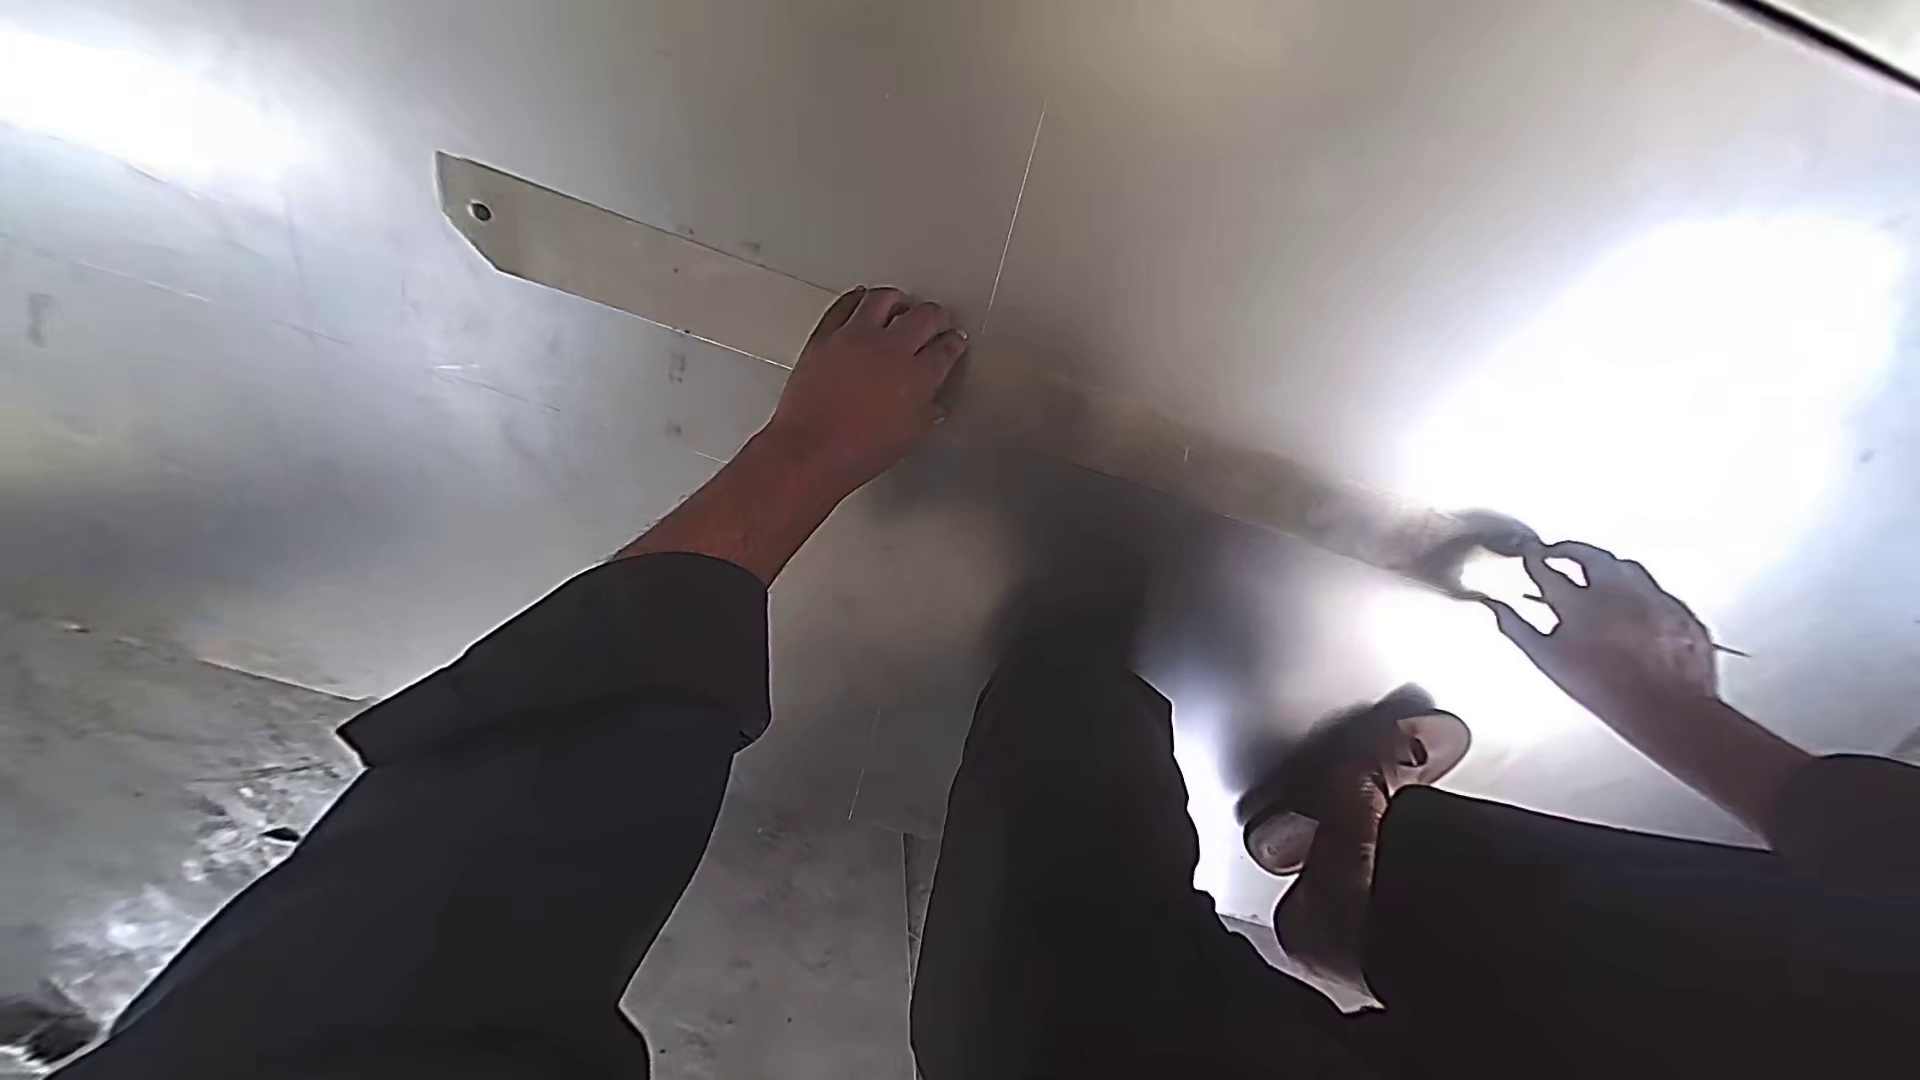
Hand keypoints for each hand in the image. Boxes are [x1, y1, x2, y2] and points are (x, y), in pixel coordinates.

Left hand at [762, 286, 968, 493]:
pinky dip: (856, 298)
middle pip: (924, 316)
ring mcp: (856, 338)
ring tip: (901, 301)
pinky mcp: (826, 336)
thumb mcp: (907, 437)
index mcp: (919, 376)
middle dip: (936, 315)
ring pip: (883, 299)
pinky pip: (844, 305)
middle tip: (937, 318)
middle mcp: (891, 349)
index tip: (955, 341)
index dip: (954, 343)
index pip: (946, 349)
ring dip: (897, 299)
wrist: (813, 450)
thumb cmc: (857, 451)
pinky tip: (861, 298)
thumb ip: (925, 414)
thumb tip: (932, 407)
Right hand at [1484, 541, 1718, 721]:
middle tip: (1554, 551)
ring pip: (1626, 566)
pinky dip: (1634, 587)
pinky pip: (1654, 588)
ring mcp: (1655, 601)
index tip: (1528, 555)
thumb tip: (1492, 604)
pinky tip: (1625, 598)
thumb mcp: (1545, 656)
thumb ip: (1515, 624)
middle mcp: (1620, 595)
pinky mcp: (1681, 612)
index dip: (1534, 560)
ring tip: (1589, 569)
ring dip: (1602, 564)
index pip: (1548, 570)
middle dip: (1568, 550)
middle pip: (1591, 556)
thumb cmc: (1603, 687)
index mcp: (1580, 605)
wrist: (1667, 711)